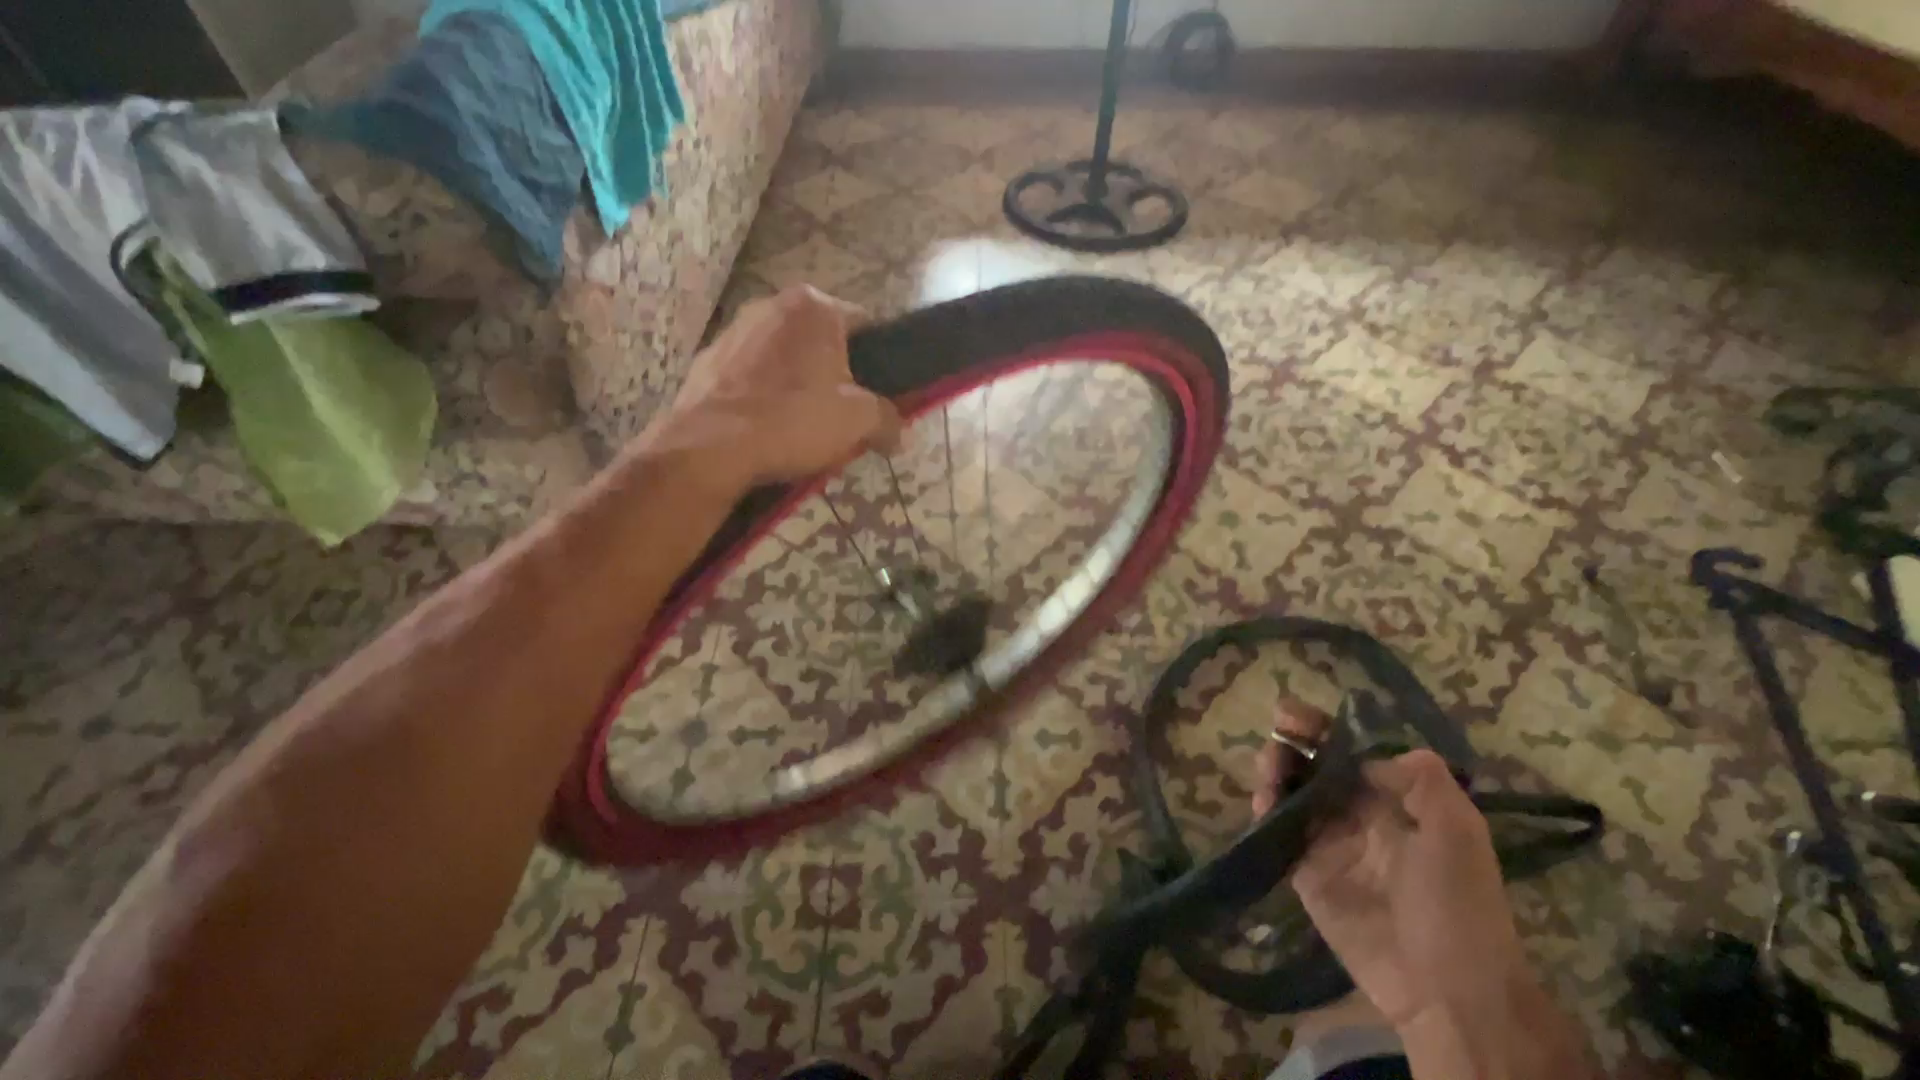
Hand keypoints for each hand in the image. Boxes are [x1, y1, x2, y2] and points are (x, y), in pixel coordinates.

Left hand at [635, 285, 900, 490]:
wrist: (709, 448)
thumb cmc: (793, 420)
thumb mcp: (858, 422)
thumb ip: (887, 419)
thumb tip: (897, 432)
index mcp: (814, 306)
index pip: (864, 325)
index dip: (877, 363)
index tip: (877, 398)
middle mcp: (771, 304)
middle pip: (820, 343)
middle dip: (832, 377)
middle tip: (841, 419)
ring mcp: (732, 331)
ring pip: (782, 360)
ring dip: (796, 387)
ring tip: (801, 431)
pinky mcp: (705, 361)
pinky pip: (749, 379)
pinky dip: (761, 399)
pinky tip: (765, 433)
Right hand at [1255, 703, 1528, 1032]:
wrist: (1446, 987)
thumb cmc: (1459, 904)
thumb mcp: (1458, 831)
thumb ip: (1422, 781)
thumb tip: (1370, 757)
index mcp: (1397, 804)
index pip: (1352, 754)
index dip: (1325, 731)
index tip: (1296, 712)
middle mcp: (1360, 819)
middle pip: (1315, 770)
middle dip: (1293, 746)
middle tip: (1278, 731)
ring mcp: (1330, 848)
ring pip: (1292, 798)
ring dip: (1276, 774)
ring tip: (1268, 764)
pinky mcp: (1307, 878)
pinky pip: (1279, 838)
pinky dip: (1265, 815)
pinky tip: (1261, 802)